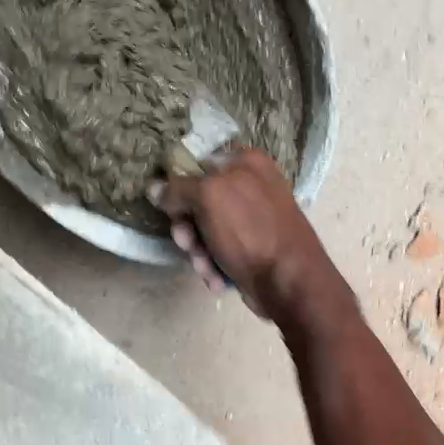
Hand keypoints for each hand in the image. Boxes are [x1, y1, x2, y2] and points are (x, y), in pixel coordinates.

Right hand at [151, 147, 353, 330]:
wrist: (288, 282)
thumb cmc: (250, 231)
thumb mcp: (209, 197)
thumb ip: (178, 188)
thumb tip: (155, 188)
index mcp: (245, 162)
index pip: (198, 164)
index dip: (180, 187)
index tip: (171, 208)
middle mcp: (250, 186)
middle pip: (198, 202)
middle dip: (188, 228)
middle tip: (188, 243)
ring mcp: (252, 219)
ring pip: (205, 231)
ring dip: (198, 252)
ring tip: (206, 266)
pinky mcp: (252, 248)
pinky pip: (219, 251)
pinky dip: (213, 266)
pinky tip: (218, 278)